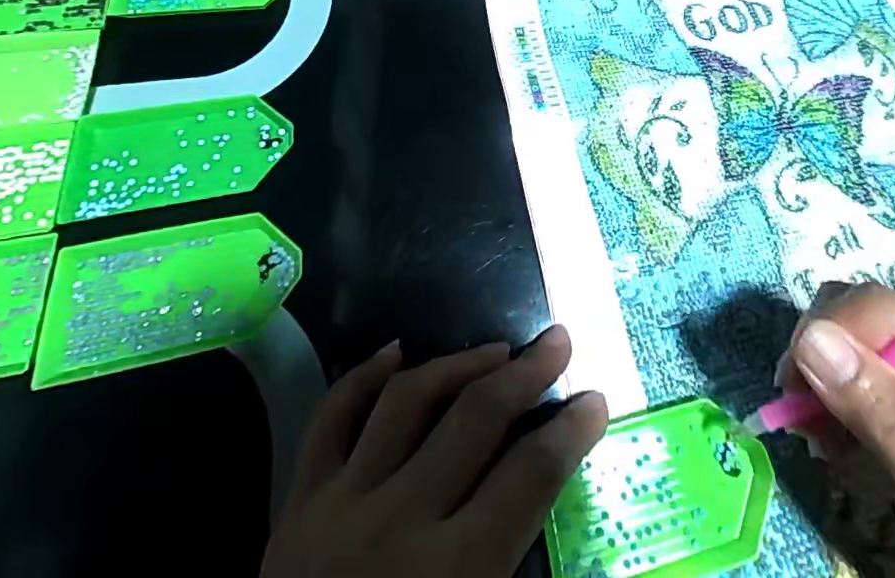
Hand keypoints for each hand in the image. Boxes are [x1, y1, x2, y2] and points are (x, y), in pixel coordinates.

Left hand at [262, 326, 608, 577]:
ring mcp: (343, 504)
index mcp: (454, 571)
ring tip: (496, 349)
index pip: (530, 475)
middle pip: (477, 418)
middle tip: (559, 339)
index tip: (595, 401)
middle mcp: (400, 522)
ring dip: (460, 362)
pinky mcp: (299, 502)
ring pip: (409, 401)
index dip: (571, 432)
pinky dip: (363, 376)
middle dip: (527, 372)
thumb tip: (552, 496)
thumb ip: (514, 559)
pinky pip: (331, 418)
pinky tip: (396, 350)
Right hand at [781, 283, 894, 577]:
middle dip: (824, 353)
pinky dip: (832, 403)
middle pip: (875, 318)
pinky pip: (862, 380)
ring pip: (861, 344)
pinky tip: (830, 444)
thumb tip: (812, 338)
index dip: (836, 333)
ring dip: (823, 378)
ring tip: (817, 439)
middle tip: (798, 418)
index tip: (791, 387)